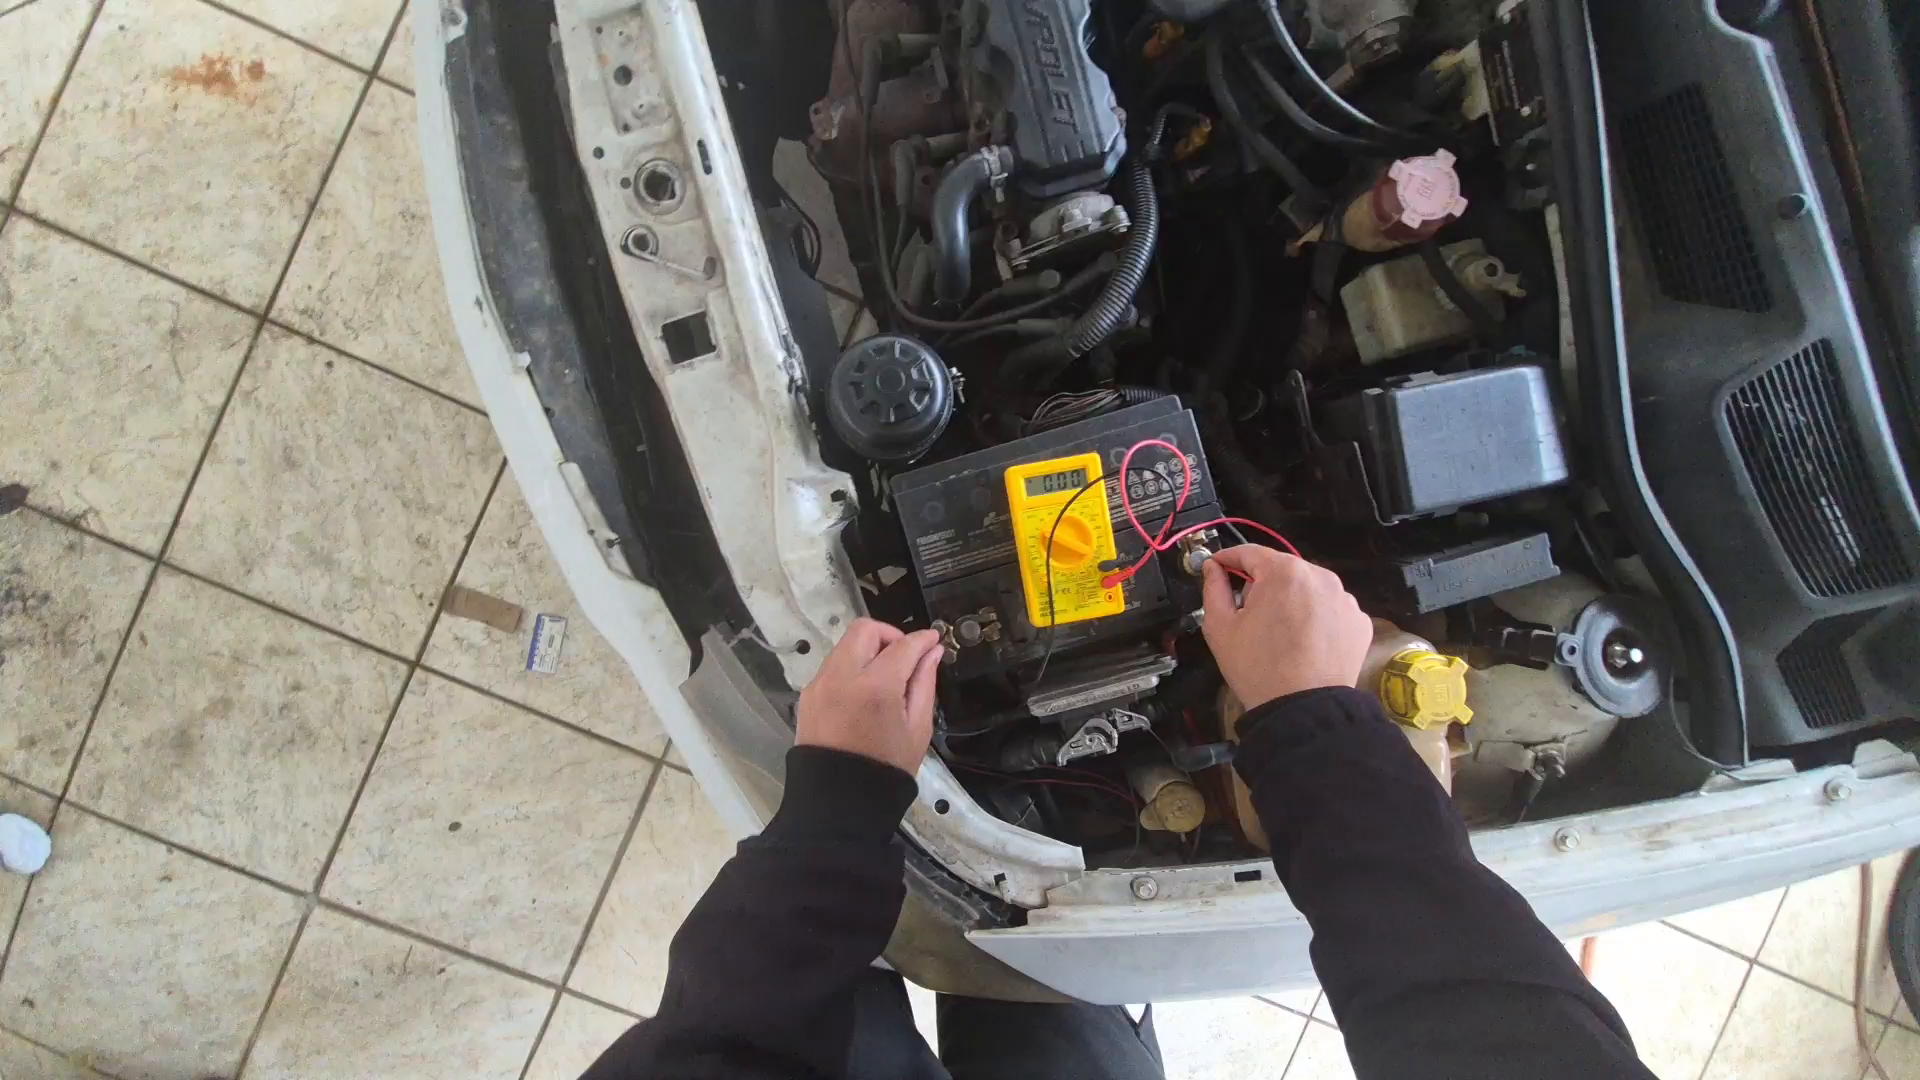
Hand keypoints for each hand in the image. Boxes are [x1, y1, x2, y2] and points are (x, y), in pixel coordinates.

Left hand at [795, 618, 944, 774]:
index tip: (933, 639)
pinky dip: (852, 666)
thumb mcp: (917, 727)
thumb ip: (925, 682)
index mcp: (875, 687)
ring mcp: (820, 684)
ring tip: (885, 675)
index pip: (903, 646)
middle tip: (905, 656)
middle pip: (865, 629)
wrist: (839, 802)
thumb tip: (932, 652)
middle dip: (890, 635)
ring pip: (846, 645)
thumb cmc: (887, 767)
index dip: (922, 639)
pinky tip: (864, 691)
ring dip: (869, 649)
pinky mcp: (808, 694)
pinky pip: (832, 665)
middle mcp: (842, 676)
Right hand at [1201, 546, 1372, 708]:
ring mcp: (1344, 599)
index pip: (1249, 552)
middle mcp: (1319, 577)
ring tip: (1278, 629)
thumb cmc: (1256, 666)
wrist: (1303, 709)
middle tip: (1247, 610)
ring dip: (1290, 598)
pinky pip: (1329, 608)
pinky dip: (1314, 616)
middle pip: (1281, 569)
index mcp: (1283, 573)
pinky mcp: (1359, 621)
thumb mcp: (1219, 626)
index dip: (1228, 558)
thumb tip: (1214, 568)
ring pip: (1307, 587)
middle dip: (1262, 583)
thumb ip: (1213, 587)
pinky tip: (1303, 640)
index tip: (1217, 567)